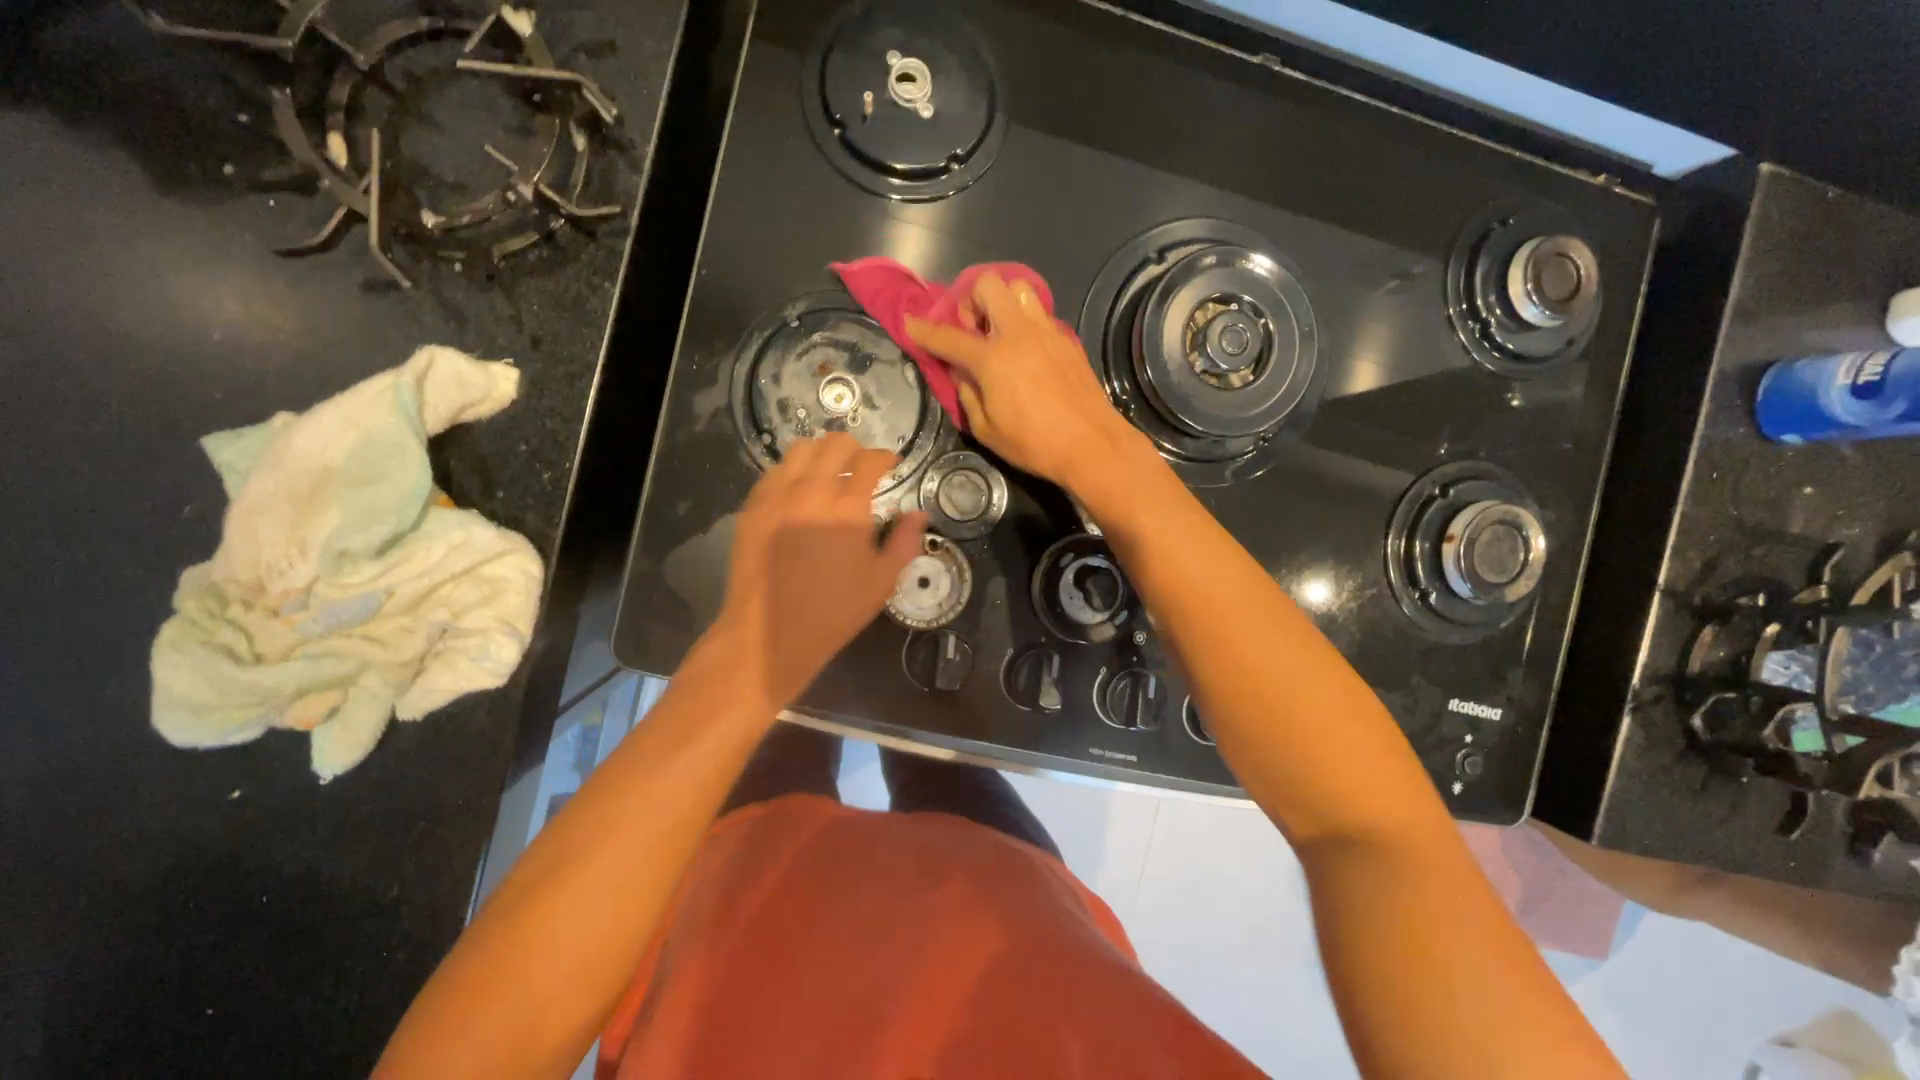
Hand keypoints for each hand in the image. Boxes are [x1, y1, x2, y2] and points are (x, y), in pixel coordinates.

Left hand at [710, 433, 927, 713]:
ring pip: (800, 449)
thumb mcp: (881, 581)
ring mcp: (776, 496)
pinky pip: (774, 472)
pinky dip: (792, 472)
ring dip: (821, 454)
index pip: (871, 460)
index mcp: (848, 507)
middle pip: (834, 444)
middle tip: (862, 468)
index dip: (886, 457)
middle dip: (855, 449)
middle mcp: (810, 490)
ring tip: (829, 474)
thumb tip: (919, 514)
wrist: (770, 633)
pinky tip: (798, 492)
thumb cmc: (834, 612)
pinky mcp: (752, 508)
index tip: (892, 464)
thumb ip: (904, 542)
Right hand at [906, 272, 1153, 493]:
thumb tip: (964, 375)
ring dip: (1002, 302)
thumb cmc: (1035, 444)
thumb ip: (968, 396)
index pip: (948, 337)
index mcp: (993, 358)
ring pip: (1019, 289)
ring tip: (999, 332)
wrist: (1092, 444)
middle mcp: (1018, 334)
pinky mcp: (1066, 339)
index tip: (911, 323)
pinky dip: (1024, 320)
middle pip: (988, 285)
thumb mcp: (987, 430)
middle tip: (972, 329)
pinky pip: (1039, 312)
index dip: (924, 330)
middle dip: (971, 299)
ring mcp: (1046, 332)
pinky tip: (1025, 349)